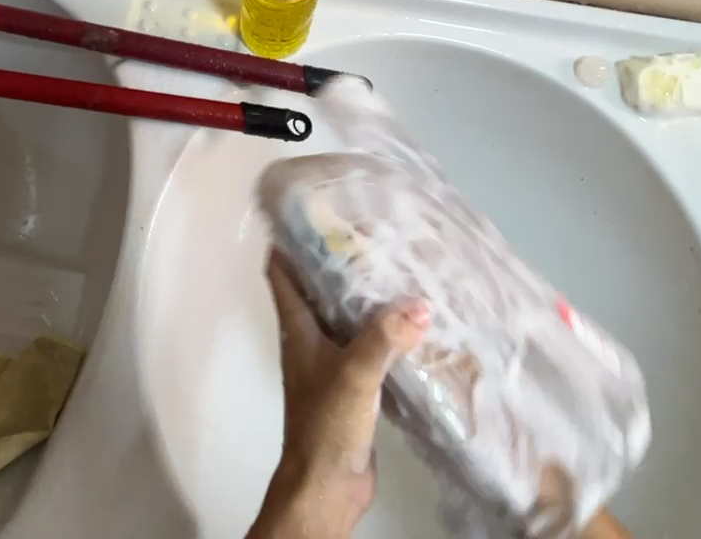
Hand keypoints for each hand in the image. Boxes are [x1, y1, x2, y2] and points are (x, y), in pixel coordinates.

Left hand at [249, 250, 429, 538]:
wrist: (327, 485)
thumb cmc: (326, 423)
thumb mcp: (355, 373)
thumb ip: (384, 338)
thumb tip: (419, 307)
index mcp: (297, 328)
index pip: (282, 273)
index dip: (289, 242)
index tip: (310, 215)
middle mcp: (309, 338)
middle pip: (315, 288)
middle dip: (335, 262)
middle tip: (367, 235)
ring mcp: (328, 361)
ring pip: (341, 315)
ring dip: (361, 296)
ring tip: (393, 270)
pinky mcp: (350, 384)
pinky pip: (364, 344)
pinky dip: (380, 330)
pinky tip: (407, 323)